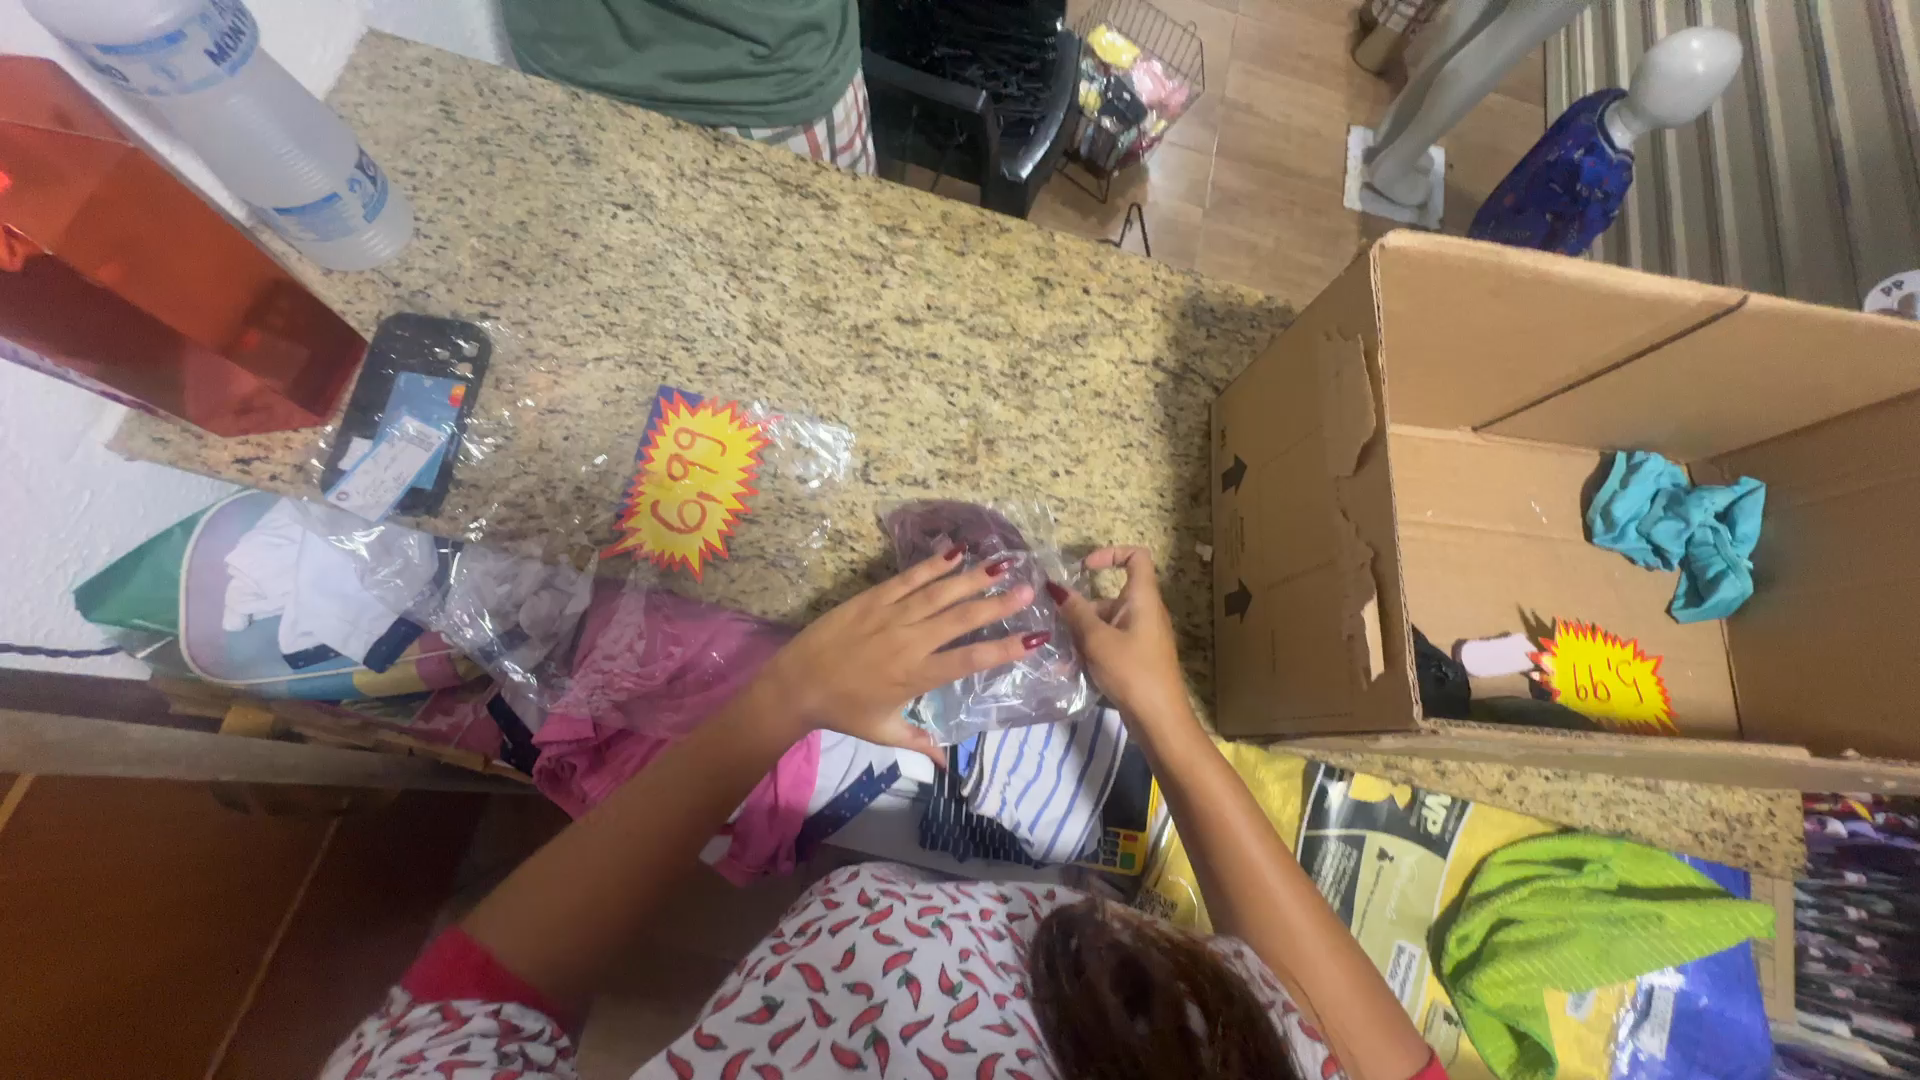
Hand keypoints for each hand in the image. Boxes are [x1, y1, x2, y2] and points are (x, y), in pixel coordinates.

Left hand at [750, 550, 1045, 761]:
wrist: (796, 684)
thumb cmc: (843, 711)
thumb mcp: (883, 732)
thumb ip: (920, 742)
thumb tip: (949, 766)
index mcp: (915, 677)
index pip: (968, 661)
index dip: (1003, 649)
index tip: (1034, 638)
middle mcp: (909, 642)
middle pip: (959, 620)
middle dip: (996, 605)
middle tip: (1028, 591)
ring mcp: (890, 616)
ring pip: (938, 594)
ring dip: (971, 579)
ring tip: (1002, 566)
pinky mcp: (872, 599)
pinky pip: (908, 579)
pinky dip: (932, 566)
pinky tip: (955, 552)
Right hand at [1049, 546, 1193, 727]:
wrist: (1159, 720)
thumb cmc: (1132, 672)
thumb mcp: (1097, 640)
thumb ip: (1075, 612)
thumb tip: (1055, 587)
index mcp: (1142, 599)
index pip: (1137, 557)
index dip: (1110, 553)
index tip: (1084, 568)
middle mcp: (1144, 612)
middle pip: (1109, 596)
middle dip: (1081, 609)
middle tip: (1056, 624)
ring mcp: (1140, 636)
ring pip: (1104, 623)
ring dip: (1080, 633)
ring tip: (1058, 652)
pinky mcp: (1135, 658)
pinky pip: (1108, 643)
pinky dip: (1089, 650)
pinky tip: (1069, 669)